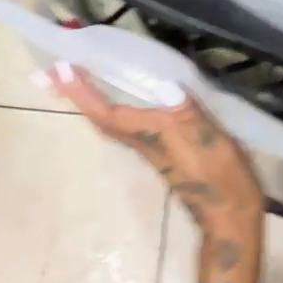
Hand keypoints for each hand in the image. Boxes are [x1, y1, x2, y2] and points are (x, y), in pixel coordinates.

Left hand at [45, 63, 263, 233]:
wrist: (228, 212)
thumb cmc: (219, 174)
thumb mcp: (207, 138)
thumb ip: (186, 111)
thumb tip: (165, 86)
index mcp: (149, 134)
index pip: (106, 112)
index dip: (82, 92)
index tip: (61, 70)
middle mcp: (141, 139)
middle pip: (99, 117)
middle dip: (76, 95)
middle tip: (54, 72)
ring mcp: (150, 145)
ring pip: (110, 120)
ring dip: (90, 100)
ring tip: (76, 78)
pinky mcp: (161, 148)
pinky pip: (125, 121)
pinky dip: (112, 105)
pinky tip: (118, 96)